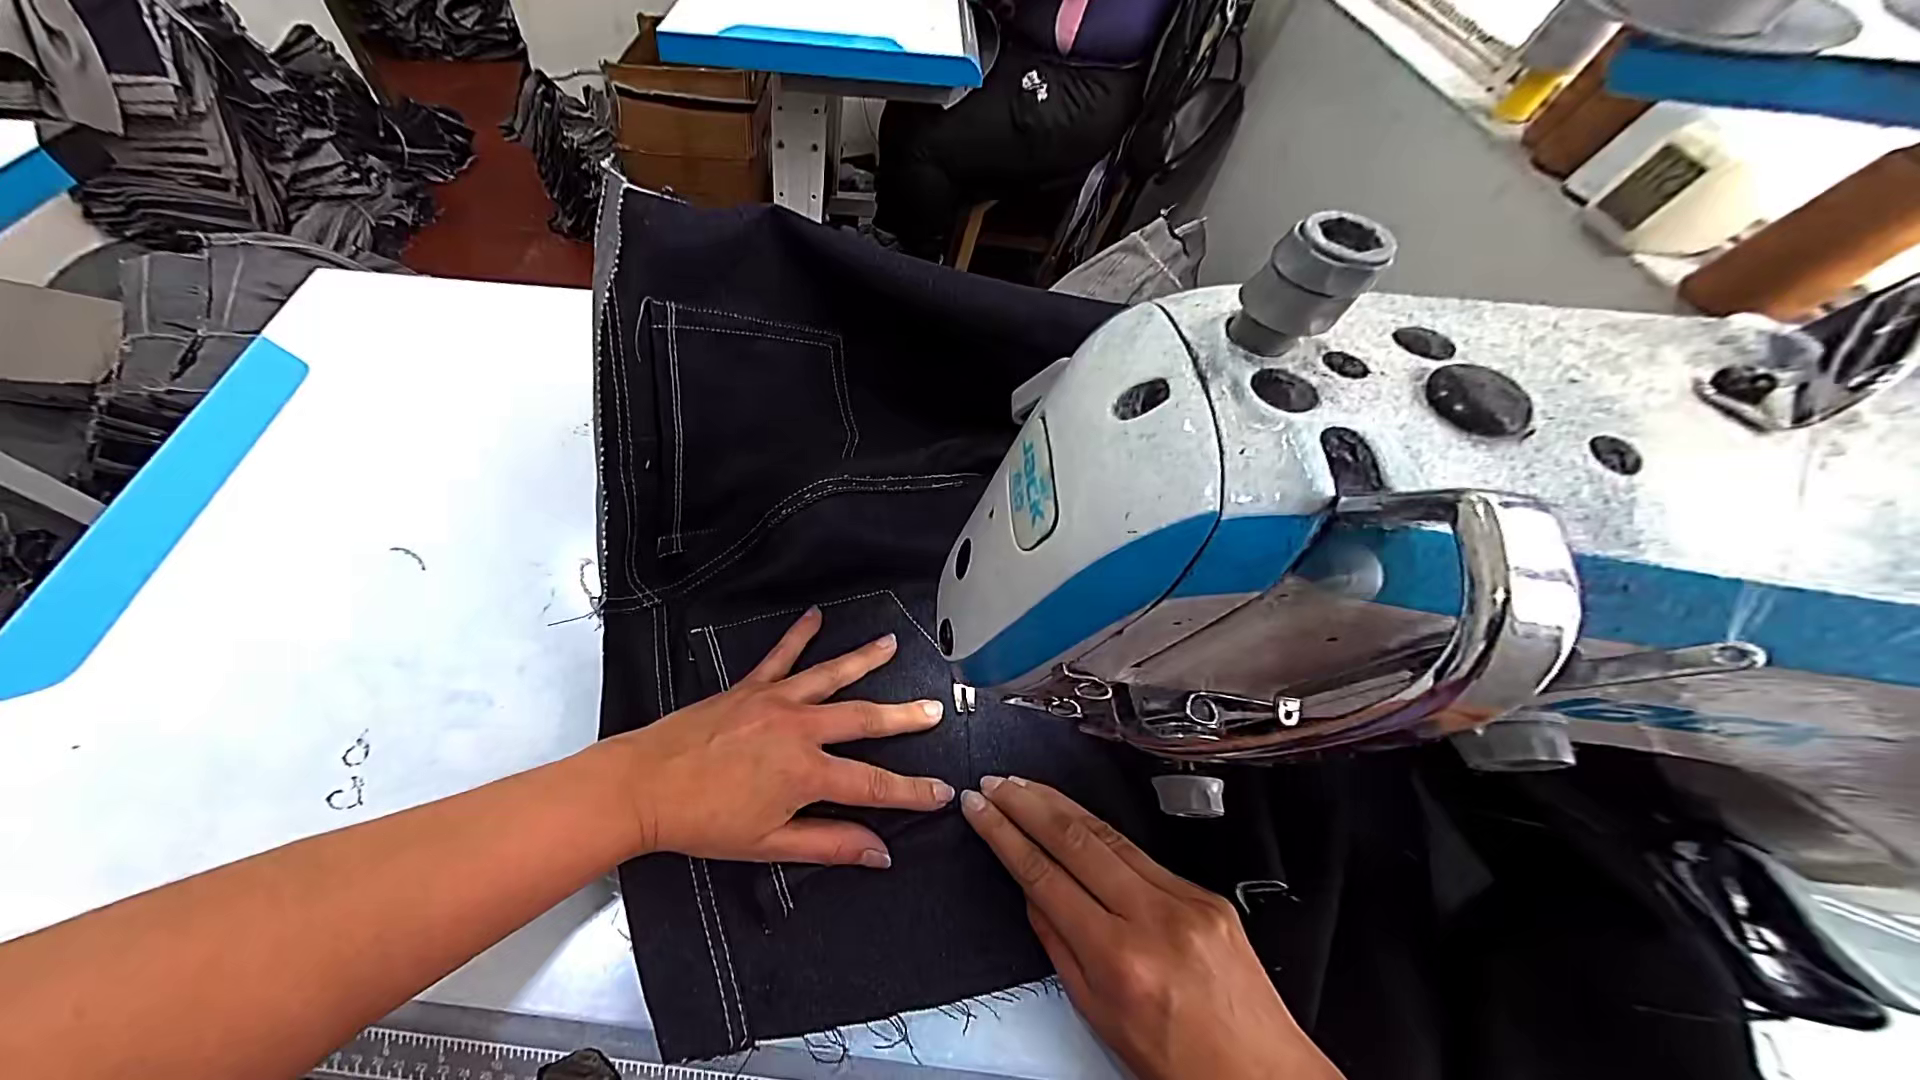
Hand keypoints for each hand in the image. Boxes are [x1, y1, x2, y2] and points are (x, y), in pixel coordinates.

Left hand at [606, 607, 953, 866]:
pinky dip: (800, 634)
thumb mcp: (768, 844)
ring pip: (832, 675)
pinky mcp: (751, 686)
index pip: (875, 784)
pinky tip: (815, 615)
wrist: (643, 786)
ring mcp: (777, 701)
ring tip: (891, 645)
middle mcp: (800, 729)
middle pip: (866, 719)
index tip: (941, 792)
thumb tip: (878, 852)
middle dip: (905, 716)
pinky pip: (782, 656)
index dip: (913, 791)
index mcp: (807, 773)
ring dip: (865, 659)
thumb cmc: (701, 821)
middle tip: (933, 710)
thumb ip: (829, 844)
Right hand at [962, 777, 1343, 1079]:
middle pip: (1074, 839)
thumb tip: (1031, 891)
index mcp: (1120, 960)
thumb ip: (1058, 946)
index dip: (1004, 836)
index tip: (981, 813)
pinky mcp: (1204, 892)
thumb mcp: (1099, 1016)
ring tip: (1025, 786)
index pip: (1044, 876)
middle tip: (995, 783)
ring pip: (1107, 833)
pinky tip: (1077, 815)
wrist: (1266, 1079)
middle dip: (1026, 803)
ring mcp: (1185, 899)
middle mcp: (1154, 919)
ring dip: (1058, 803)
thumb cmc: (1184, 1066)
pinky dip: (1100, 828)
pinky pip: (1141, 851)